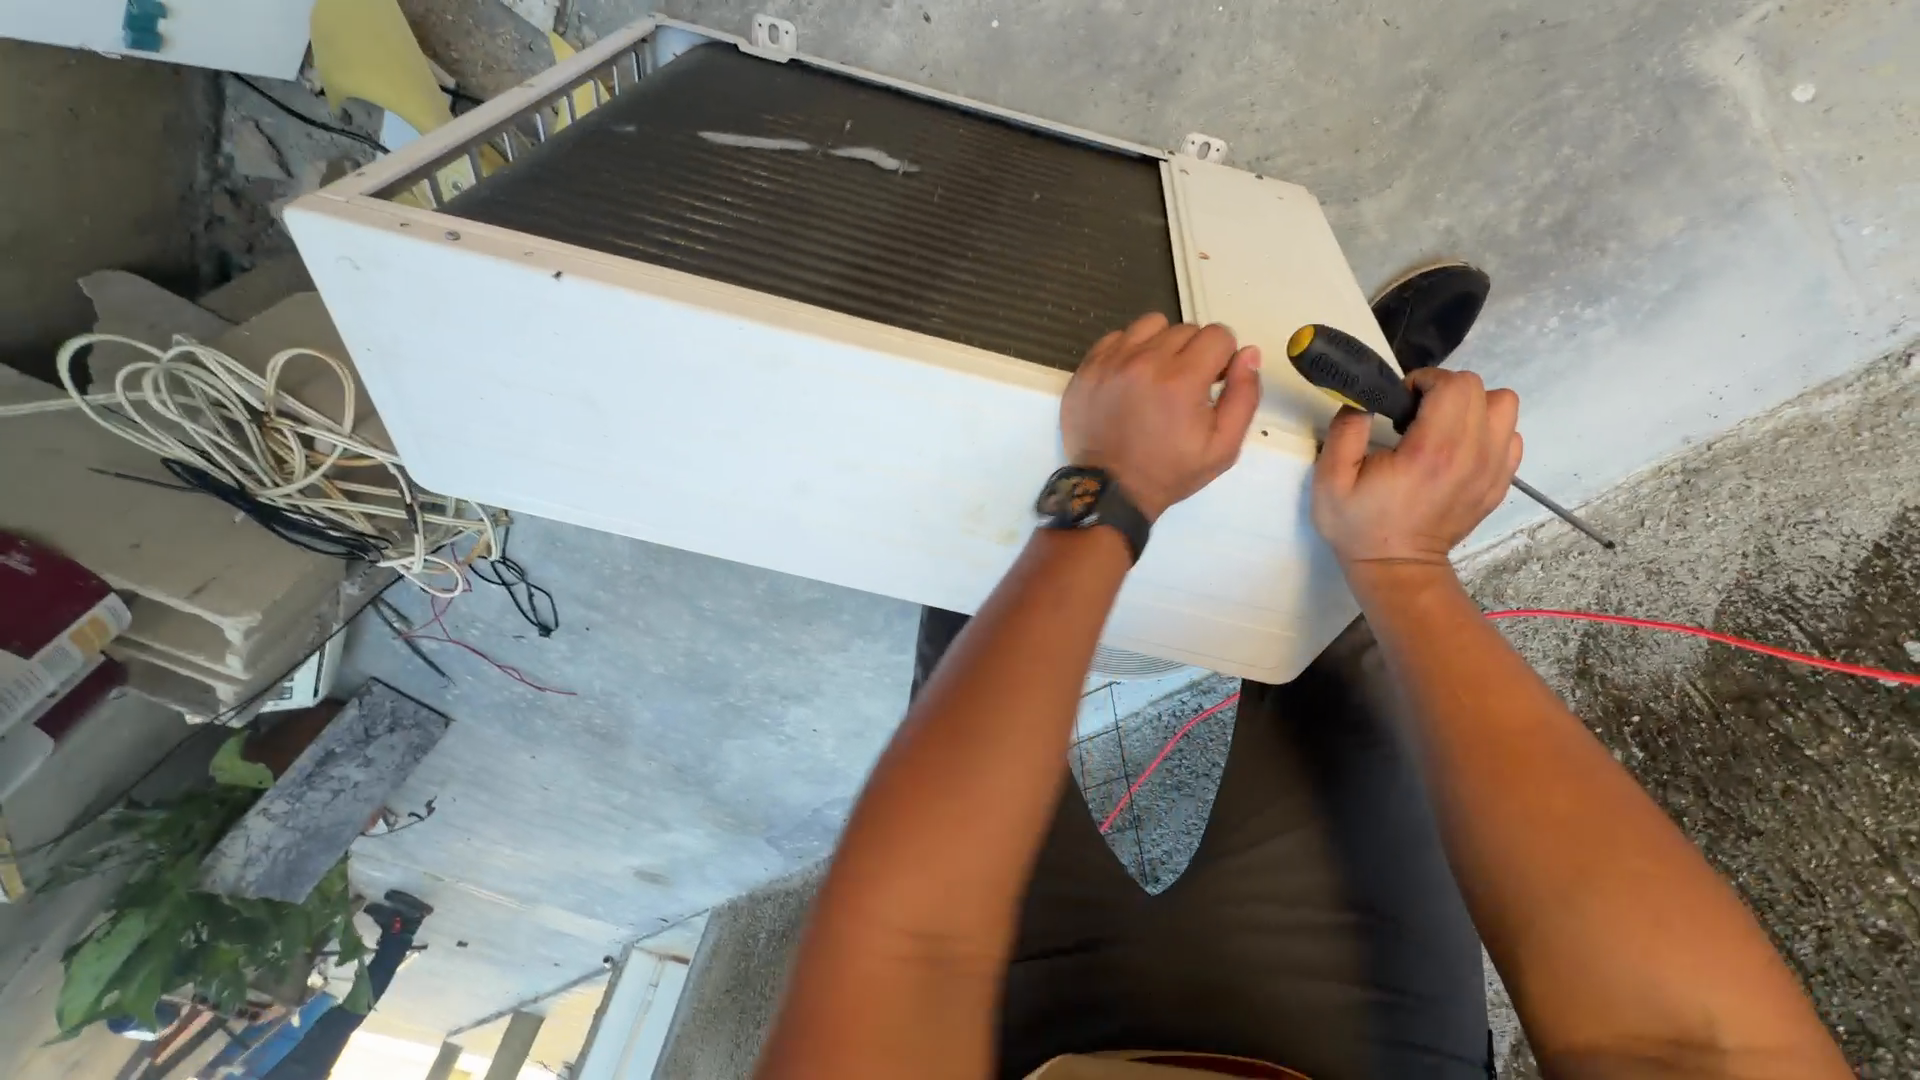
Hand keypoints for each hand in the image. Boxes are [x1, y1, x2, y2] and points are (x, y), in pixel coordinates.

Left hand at [1061, 313, 1262, 520]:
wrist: (1110, 490)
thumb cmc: (1169, 472)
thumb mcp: (1222, 447)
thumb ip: (1244, 396)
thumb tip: (1248, 353)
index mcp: (1182, 379)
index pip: (1218, 335)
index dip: (1222, 358)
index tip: (1211, 383)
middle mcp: (1145, 361)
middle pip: (1185, 329)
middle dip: (1193, 354)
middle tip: (1184, 388)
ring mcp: (1111, 362)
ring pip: (1150, 325)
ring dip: (1161, 344)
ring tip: (1157, 376)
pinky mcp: (1088, 368)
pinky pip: (1117, 337)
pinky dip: (1129, 350)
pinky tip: (1131, 377)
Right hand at [1310, 367, 1521, 572]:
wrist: (1396, 568)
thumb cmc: (1358, 525)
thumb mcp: (1330, 479)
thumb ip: (1346, 430)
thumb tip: (1364, 399)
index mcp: (1431, 451)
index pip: (1453, 385)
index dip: (1423, 381)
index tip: (1399, 402)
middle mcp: (1473, 455)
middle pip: (1481, 389)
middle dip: (1444, 390)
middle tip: (1415, 414)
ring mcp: (1493, 469)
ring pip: (1503, 407)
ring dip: (1471, 408)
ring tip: (1441, 428)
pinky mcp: (1500, 482)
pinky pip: (1510, 435)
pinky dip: (1486, 432)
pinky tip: (1457, 450)